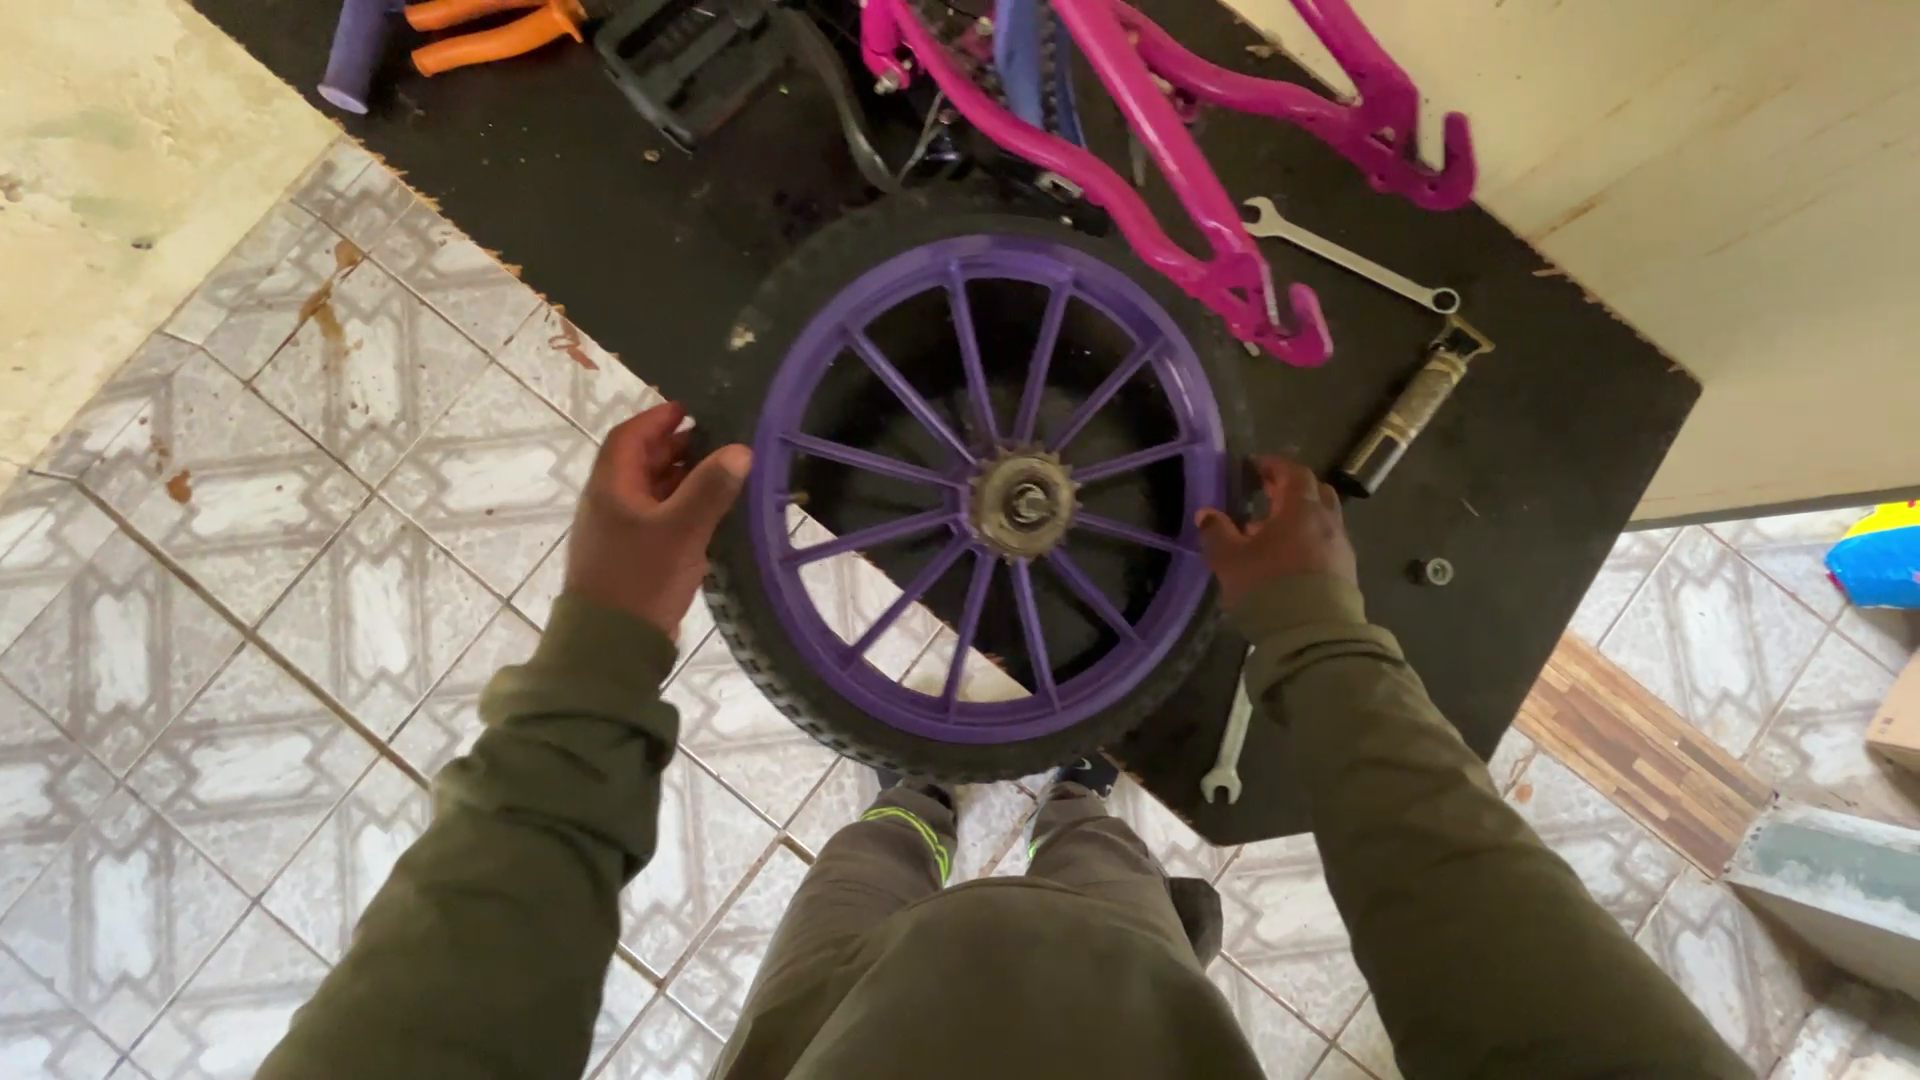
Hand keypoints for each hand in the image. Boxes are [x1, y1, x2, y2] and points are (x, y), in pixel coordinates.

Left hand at [565, 402, 751, 638]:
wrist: (612, 643)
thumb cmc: (641, 578)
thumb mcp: (680, 530)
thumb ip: (710, 489)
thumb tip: (741, 451)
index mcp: (611, 488)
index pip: (630, 438)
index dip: (658, 420)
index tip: (689, 410)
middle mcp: (610, 503)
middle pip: (641, 462)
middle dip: (676, 448)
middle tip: (716, 440)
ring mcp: (619, 531)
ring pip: (652, 491)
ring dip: (682, 478)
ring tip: (720, 473)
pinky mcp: (633, 556)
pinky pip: (658, 518)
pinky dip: (682, 507)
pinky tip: (710, 514)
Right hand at [1194, 456, 1356, 608]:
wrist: (1312, 634)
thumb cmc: (1267, 587)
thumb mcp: (1229, 560)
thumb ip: (1217, 533)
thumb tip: (1207, 514)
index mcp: (1301, 509)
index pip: (1294, 472)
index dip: (1274, 465)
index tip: (1255, 466)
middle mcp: (1327, 522)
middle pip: (1316, 492)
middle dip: (1291, 488)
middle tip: (1267, 494)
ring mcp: (1341, 548)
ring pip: (1323, 519)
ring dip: (1299, 518)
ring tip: (1271, 533)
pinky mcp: (1346, 573)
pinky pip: (1327, 543)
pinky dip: (1308, 540)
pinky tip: (1287, 560)